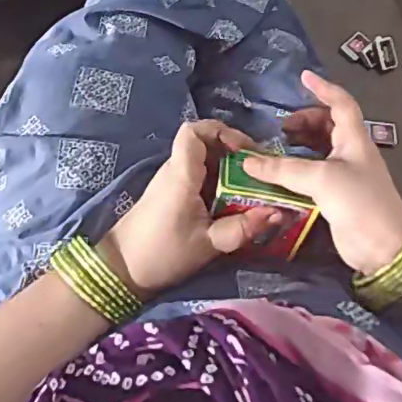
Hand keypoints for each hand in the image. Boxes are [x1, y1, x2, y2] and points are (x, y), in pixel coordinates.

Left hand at [98, 120, 282, 293]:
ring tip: (254, 188)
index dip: (222, 132)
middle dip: (235, 153)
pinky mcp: (173, 195)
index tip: (245, 152)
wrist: (122, 271)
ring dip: (229, 170)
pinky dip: (219, 183)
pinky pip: (200, 177)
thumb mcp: (209, 244)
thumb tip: (280, 213)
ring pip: (205, 161)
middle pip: (206, 143)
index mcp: (182, 174)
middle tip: (260, 172)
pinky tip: (235, 202)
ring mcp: (173, 181)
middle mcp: (176, 170)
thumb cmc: (163, 253)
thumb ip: (244, 227)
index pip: (195, 131)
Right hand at [243, 72, 401, 275]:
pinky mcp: (337, 196)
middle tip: (281, 127)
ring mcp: (345, 175)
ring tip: (277, 147)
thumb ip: (283, 169)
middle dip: (305, 121)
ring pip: (320, 149)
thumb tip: (248, 161)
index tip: (303, 77)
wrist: (385, 248)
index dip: (323, 88)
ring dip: (299, 144)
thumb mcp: (320, 180)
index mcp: (354, 139)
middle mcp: (351, 152)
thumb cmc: (360, 203)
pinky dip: (297, 169)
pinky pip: (313, 173)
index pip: (341, 103)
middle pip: (328, 125)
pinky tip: (280, 175)